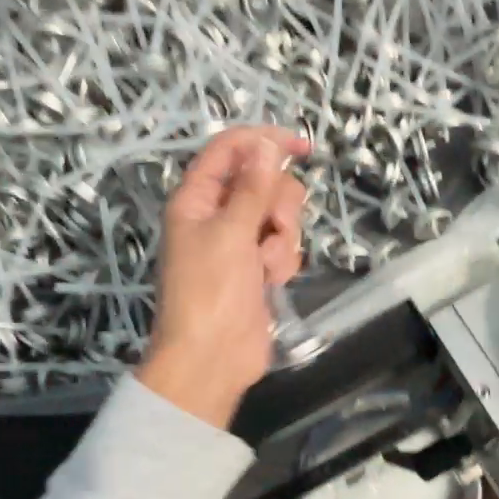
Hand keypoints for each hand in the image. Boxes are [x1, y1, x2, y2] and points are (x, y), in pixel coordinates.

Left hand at [137, 126, 307, 428]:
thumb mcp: (230, 232)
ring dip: (281, 238)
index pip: (231, 150)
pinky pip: (283, 246)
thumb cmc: (210, 291)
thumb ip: (253, 187)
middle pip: (264, 181)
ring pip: (279, 215)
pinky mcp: (258, 268)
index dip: (264, 141)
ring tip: (266, 265)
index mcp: (197, 198)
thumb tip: (266, 145)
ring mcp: (239, 243)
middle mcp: (217, 215)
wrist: (212, 357)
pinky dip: (282, 262)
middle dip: (278, 203)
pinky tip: (271, 282)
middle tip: (271, 228)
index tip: (302, 147)